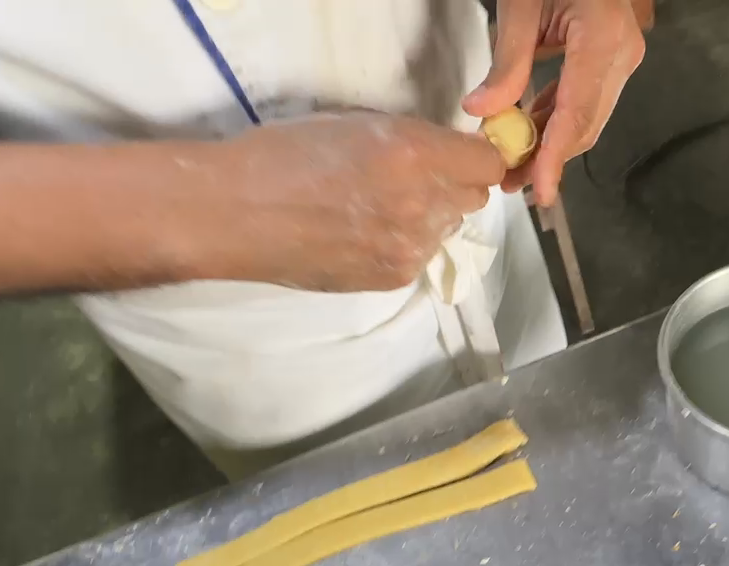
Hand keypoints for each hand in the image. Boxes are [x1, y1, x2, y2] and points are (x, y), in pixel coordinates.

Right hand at [197, 111, 502, 290]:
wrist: (240, 213)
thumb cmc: (287, 154)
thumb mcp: (357, 126)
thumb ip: (413, 143)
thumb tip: (448, 159)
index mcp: (414, 154)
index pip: (487, 164)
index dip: (479, 159)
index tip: (464, 157)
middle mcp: (423, 204)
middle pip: (474, 198)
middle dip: (454, 187)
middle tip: (415, 180)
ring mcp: (413, 247)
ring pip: (449, 229)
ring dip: (429, 217)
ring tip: (379, 209)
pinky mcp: (399, 277)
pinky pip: (423, 255)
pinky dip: (406, 244)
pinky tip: (366, 235)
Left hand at [462, 0, 645, 204]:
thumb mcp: (520, 3)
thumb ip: (506, 63)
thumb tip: (480, 113)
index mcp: (602, 37)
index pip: (576, 114)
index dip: (556, 158)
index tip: (539, 192)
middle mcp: (621, 56)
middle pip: (584, 125)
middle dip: (548, 160)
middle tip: (510, 184)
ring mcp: (622, 60)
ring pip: (585, 120)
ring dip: (550, 145)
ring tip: (514, 168)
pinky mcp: (613, 61)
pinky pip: (583, 102)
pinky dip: (555, 121)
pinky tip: (529, 135)